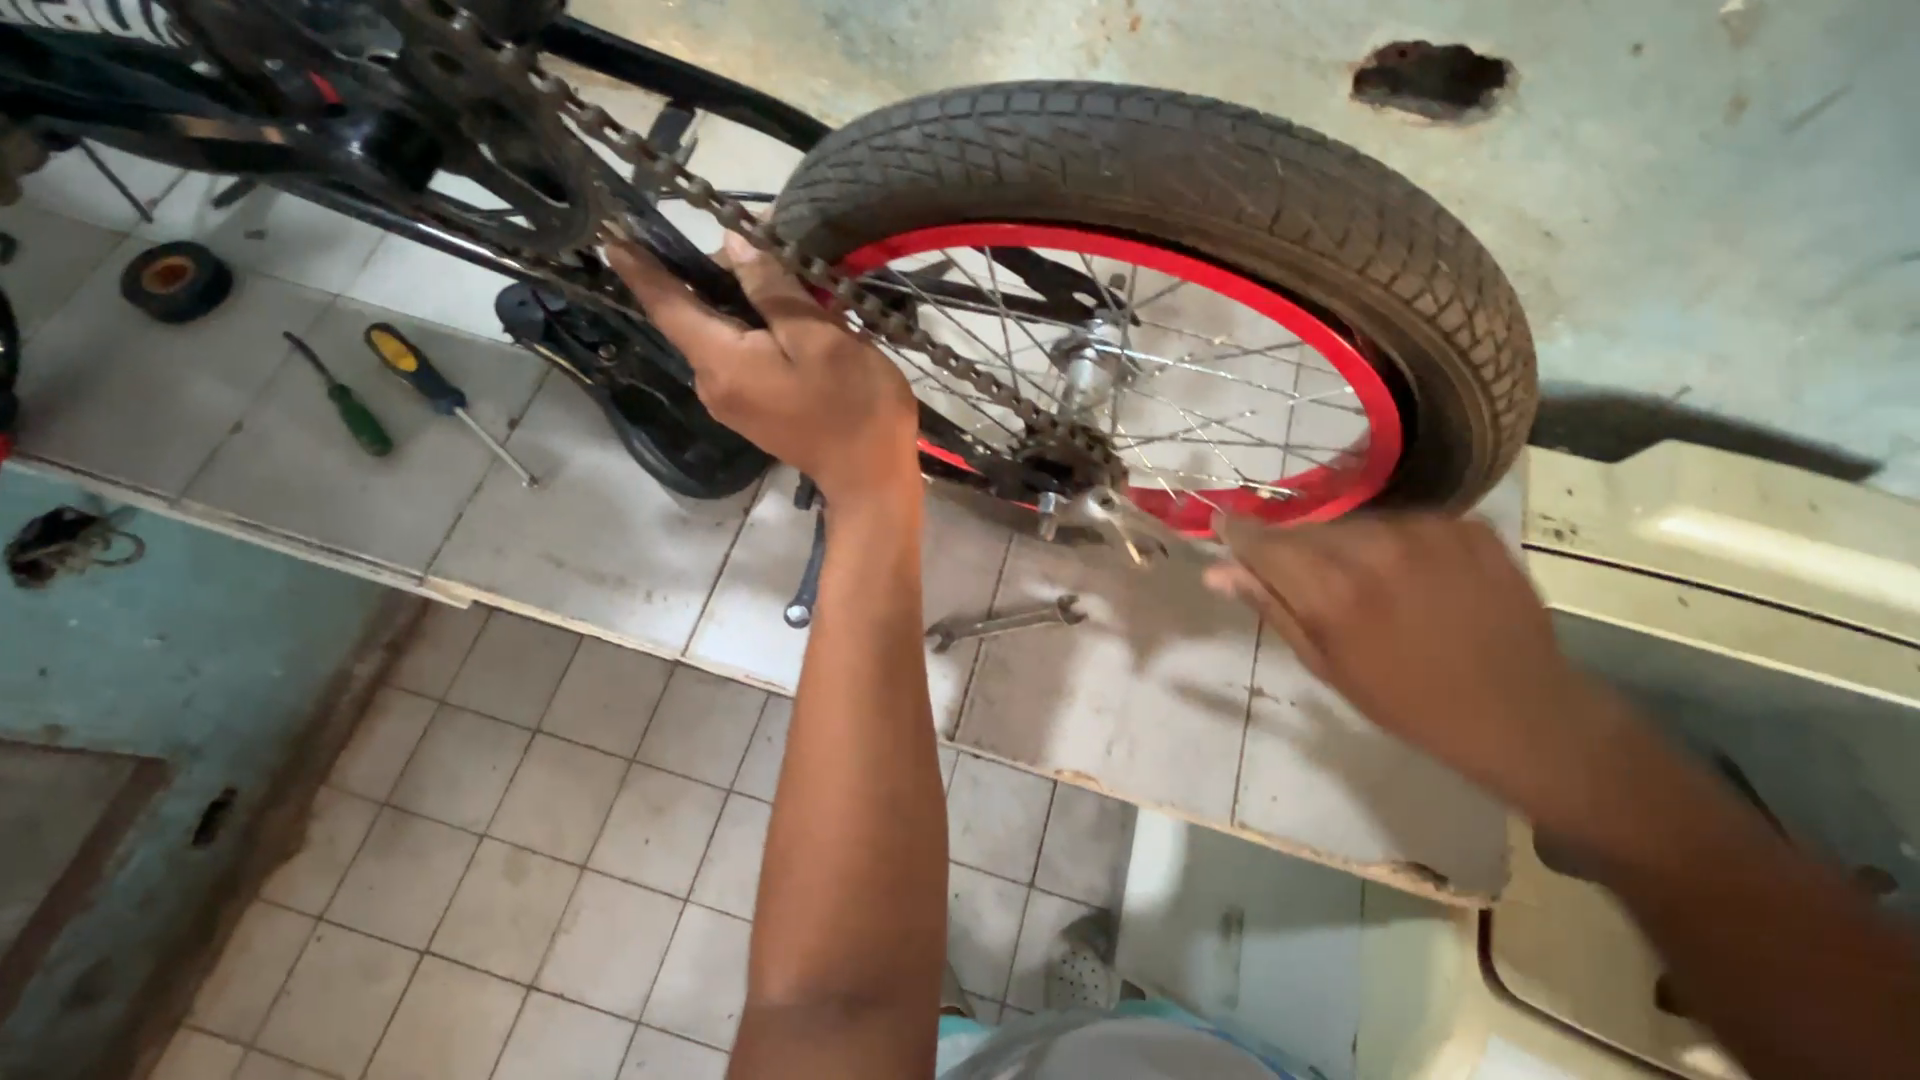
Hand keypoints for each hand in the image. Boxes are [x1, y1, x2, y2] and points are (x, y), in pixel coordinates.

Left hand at [604, 233, 921, 511]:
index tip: (612, 234)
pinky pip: (739, 357)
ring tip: (778, 270)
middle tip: (756, 238)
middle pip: (695, 316)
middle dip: (714, 274)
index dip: (640, 267)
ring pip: (720, 335)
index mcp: (720, 361)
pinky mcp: (752, 411)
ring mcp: (730, 402)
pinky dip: (752, 329)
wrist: (870, 478)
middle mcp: (711, 383)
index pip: (665, 304)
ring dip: (740, 301)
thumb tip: (733, 245)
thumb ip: (771, 288)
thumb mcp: (818, 336)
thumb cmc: (852, 405)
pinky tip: (785, 315)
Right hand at [1204, 514, 1617, 799]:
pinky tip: (1419, 580)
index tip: (1225, 527)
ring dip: (1351, 546)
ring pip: (1361, 524)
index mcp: (1333, 590)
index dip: (1239, 533)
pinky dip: (1402, 545)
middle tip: (1312, 583)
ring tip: (1373, 586)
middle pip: (1311, 529)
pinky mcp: (1469, 526)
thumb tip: (1217, 570)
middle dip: (1298, 548)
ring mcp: (1429, 530)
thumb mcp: (1326, 664)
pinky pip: (1411, 524)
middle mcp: (1376, 546)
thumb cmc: (1407, 700)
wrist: (1518, 709)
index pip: (1263, 540)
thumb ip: (1272, 607)